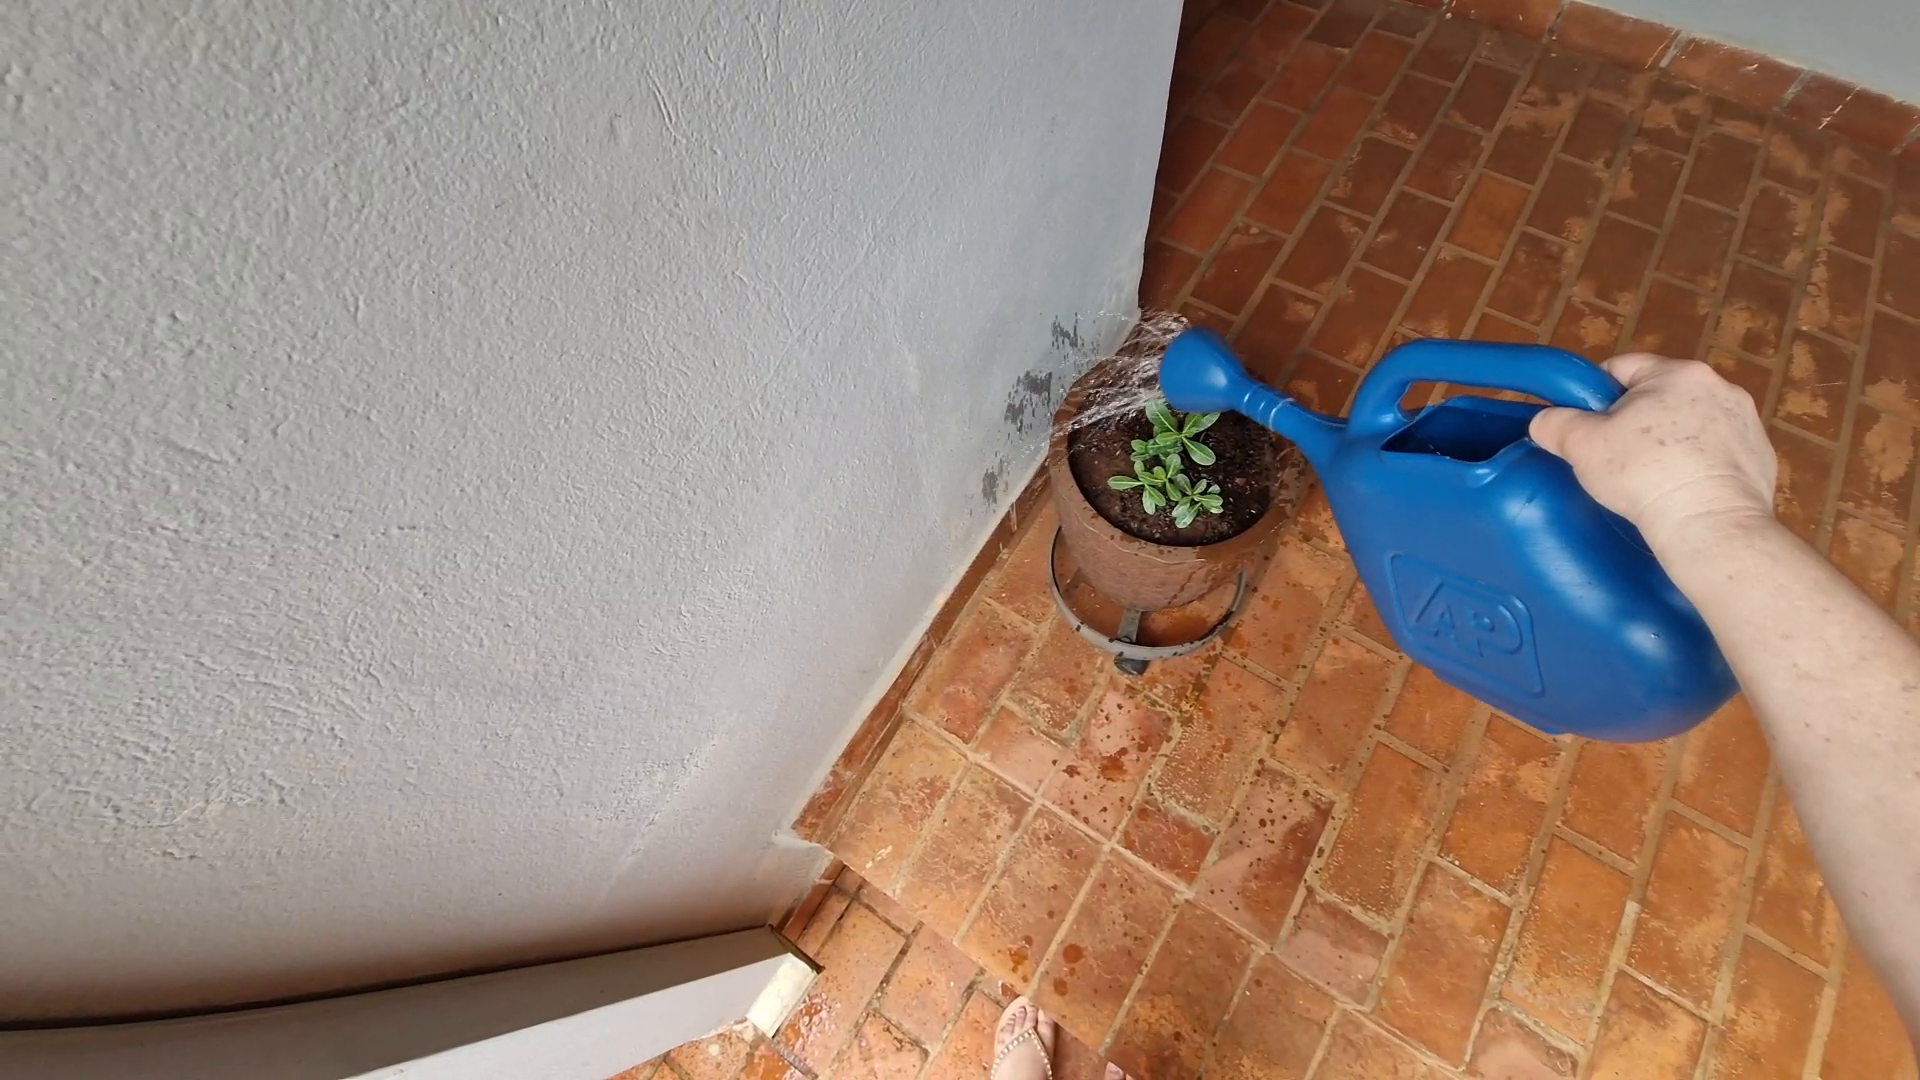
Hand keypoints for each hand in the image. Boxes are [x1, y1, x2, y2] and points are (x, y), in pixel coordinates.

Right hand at [1529, 354, 1777, 549]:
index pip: (1620, 366)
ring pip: (1683, 422)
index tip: (1578, 422)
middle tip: (1604, 451)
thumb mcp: (1578, 443)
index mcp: (1678, 374)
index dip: (1590, 392)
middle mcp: (1721, 386)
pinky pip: (1710, 449)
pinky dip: (1689, 462)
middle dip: (1627, 418)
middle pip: (1654, 395)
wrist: (1706, 519)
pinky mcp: (1759, 454)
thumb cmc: (1640, 470)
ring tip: (1639, 473)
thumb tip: (1547, 420)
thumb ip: (1553, 422)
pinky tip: (1671, 486)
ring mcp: (1746, 421)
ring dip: (1660, 439)